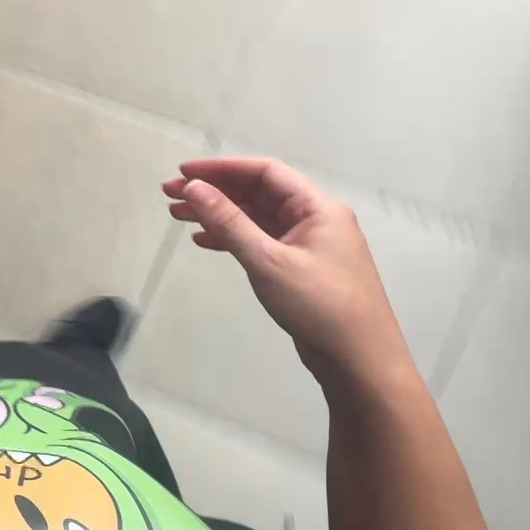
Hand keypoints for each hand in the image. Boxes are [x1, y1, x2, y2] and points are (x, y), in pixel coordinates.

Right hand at [162, 157, 416, 389]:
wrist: (359, 361)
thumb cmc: (318, 305)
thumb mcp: (267, 260)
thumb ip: (228, 221)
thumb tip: (193, 187)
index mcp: (318, 209)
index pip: (264, 173)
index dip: (221, 168)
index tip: (183, 172)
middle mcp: (314, 219)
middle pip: (256, 192)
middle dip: (213, 190)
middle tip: (170, 194)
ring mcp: (307, 244)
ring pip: (254, 216)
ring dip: (216, 213)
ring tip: (176, 215)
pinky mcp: (298, 266)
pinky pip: (258, 239)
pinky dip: (229, 236)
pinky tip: (203, 241)